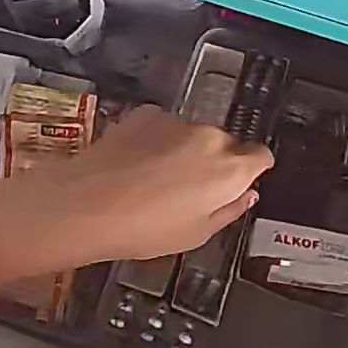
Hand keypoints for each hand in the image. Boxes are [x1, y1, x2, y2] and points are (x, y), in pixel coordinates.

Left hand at [38, 104, 274, 263]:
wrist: (85, 204)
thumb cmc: (144, 228)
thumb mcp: (196, 234)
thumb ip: (230, 210)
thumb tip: (246, 194)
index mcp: (230, 169)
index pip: (261, 156)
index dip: (252, 168)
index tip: (240, 180)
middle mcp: (210, 137)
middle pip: (225, 145)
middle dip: (214, 162)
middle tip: (189, 189)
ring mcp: (178, 121)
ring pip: (193, 134)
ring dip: (185, 149)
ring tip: (155, 178)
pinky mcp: (148, 113)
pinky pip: (164, 126)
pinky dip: (158, 139)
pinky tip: (137, 163)